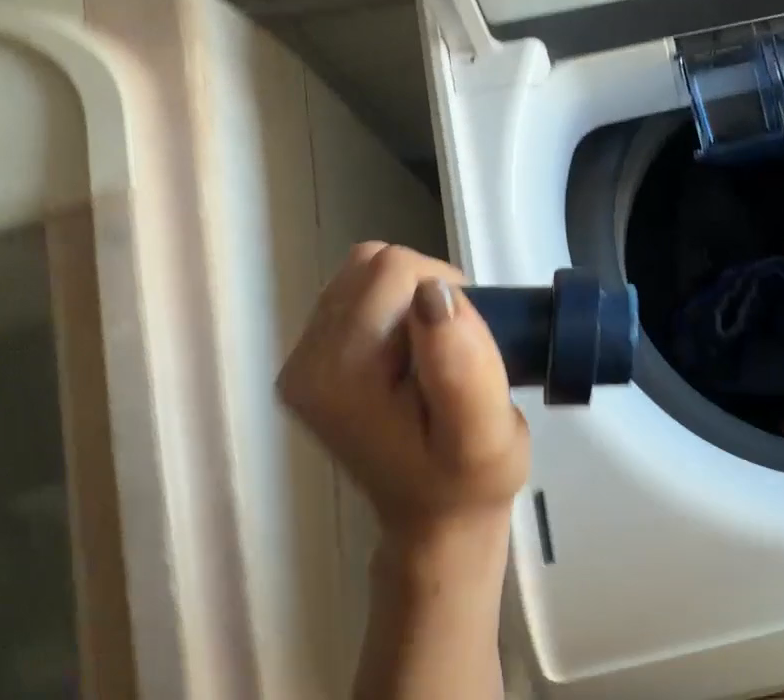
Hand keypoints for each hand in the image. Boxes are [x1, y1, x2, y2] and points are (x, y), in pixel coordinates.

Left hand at [278, 243, 528, 548]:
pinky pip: (358, 294)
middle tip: (454, 350)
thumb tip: (434, 293)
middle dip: (427, 290)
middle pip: (372, 264)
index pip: (393, 271)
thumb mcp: (483, 430)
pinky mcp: (312, 362)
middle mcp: (303, 361)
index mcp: (338, 374)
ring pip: (364, 273)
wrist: (438, 518)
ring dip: (412, 298)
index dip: (446, 294)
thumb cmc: (471, 477)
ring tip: (434, 355)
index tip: (465, 345)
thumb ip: (462, 364)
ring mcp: (301, 361)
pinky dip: (397, 309)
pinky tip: (414, 357)